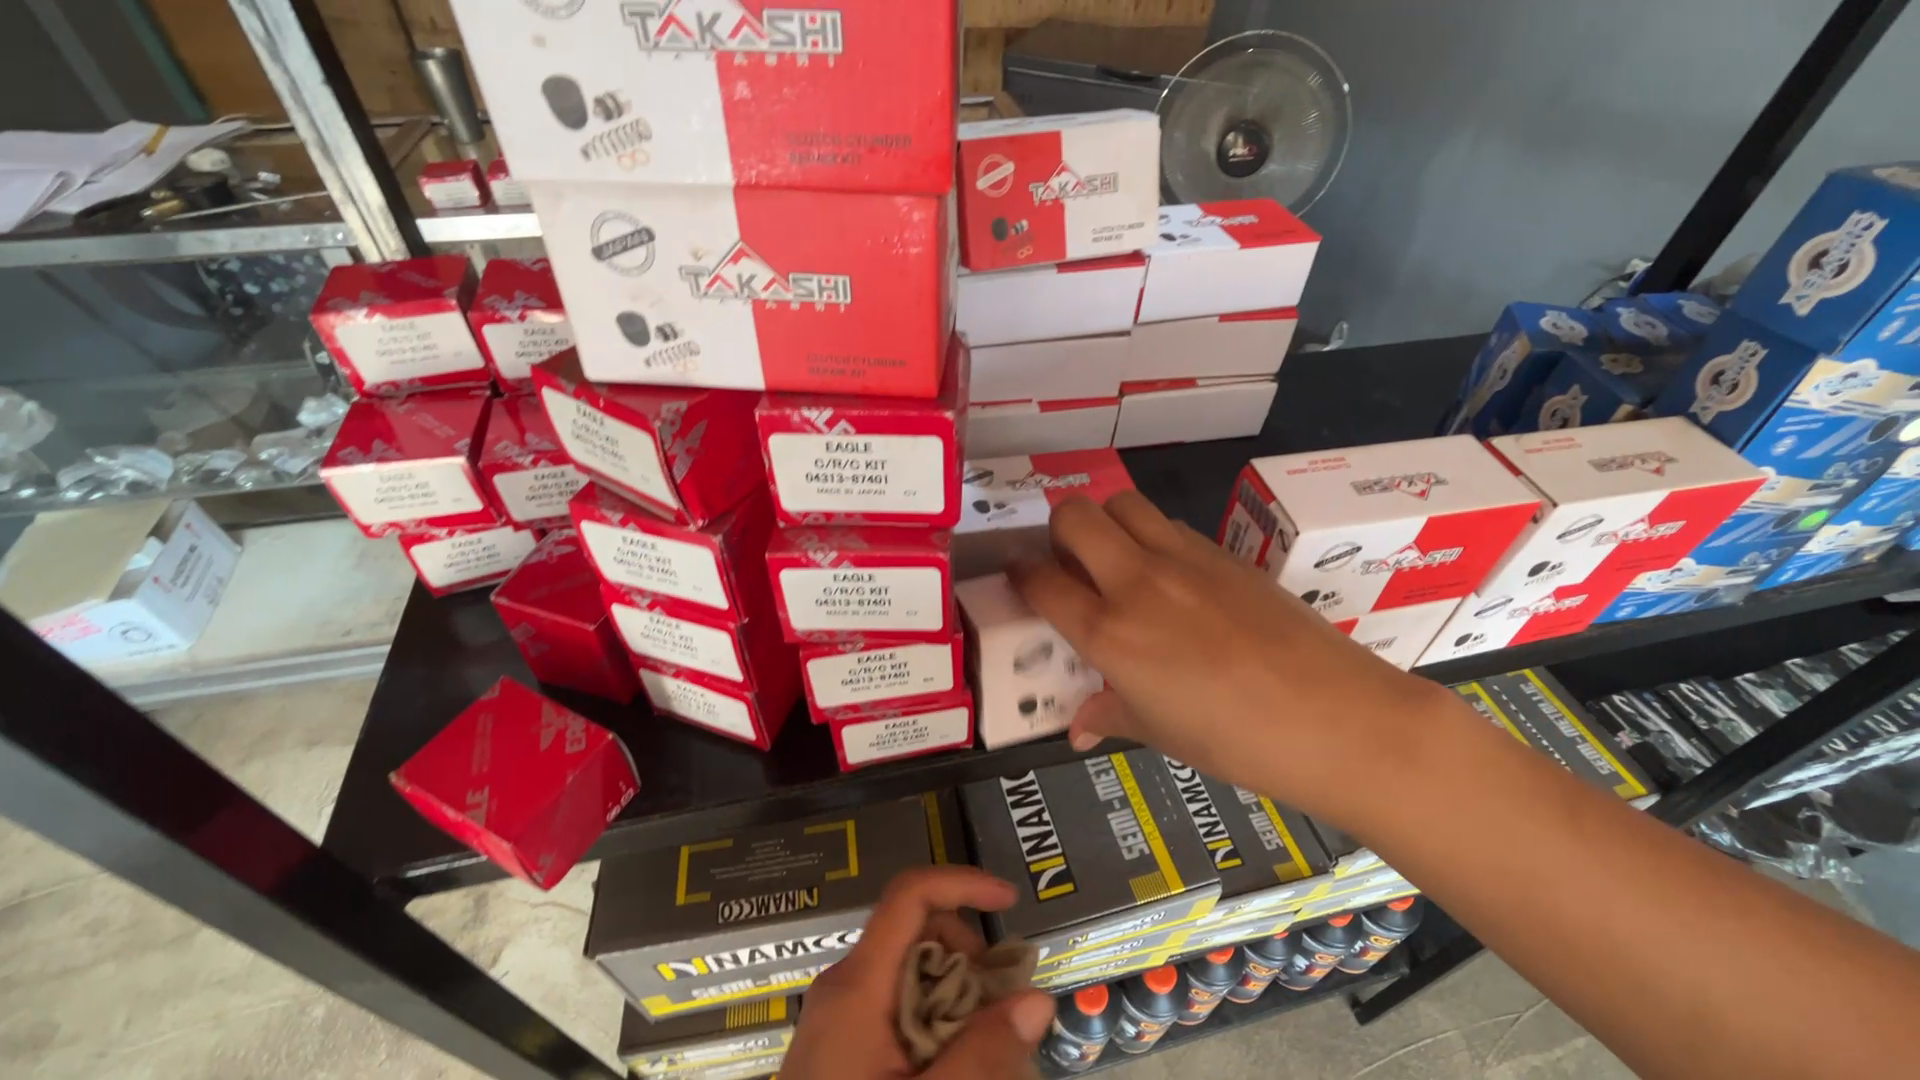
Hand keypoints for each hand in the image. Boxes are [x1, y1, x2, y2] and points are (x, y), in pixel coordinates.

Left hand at [782, 866, 1055, 1079]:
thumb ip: (983, 1054)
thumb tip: (1035, 999)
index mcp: (858, 985)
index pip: (909, 895)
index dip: (962, 882)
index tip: (1010, 902)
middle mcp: (844, 986)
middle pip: (917, 932)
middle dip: (968, 957)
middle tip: (1001, 1012)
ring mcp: (839, 1014)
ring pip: (912, 972)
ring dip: (957, 996)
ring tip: (978, 1051)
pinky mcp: (841, 1043)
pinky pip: (898, 1006)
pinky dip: (935, 1020)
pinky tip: (950, 1066)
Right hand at [1009, 491, 1453, 824]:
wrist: (1334, 716)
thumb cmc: (1235, 740)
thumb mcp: (1160, 733)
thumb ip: (1109, 715)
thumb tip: (1079, 728)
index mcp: (1110, 633)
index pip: (1041, 582)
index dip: (1019, 574)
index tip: (1017, 576)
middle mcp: (1137, 582)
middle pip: (1075, 515)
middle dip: (1058, 530)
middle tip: (1068, 563)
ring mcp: (1184, 559)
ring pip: (1124, 504)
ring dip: (1107, 523)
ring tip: (1118, 560)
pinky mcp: (1225, 553)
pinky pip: (1171, 525)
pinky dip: (1153, 538)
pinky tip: (1173, 577)